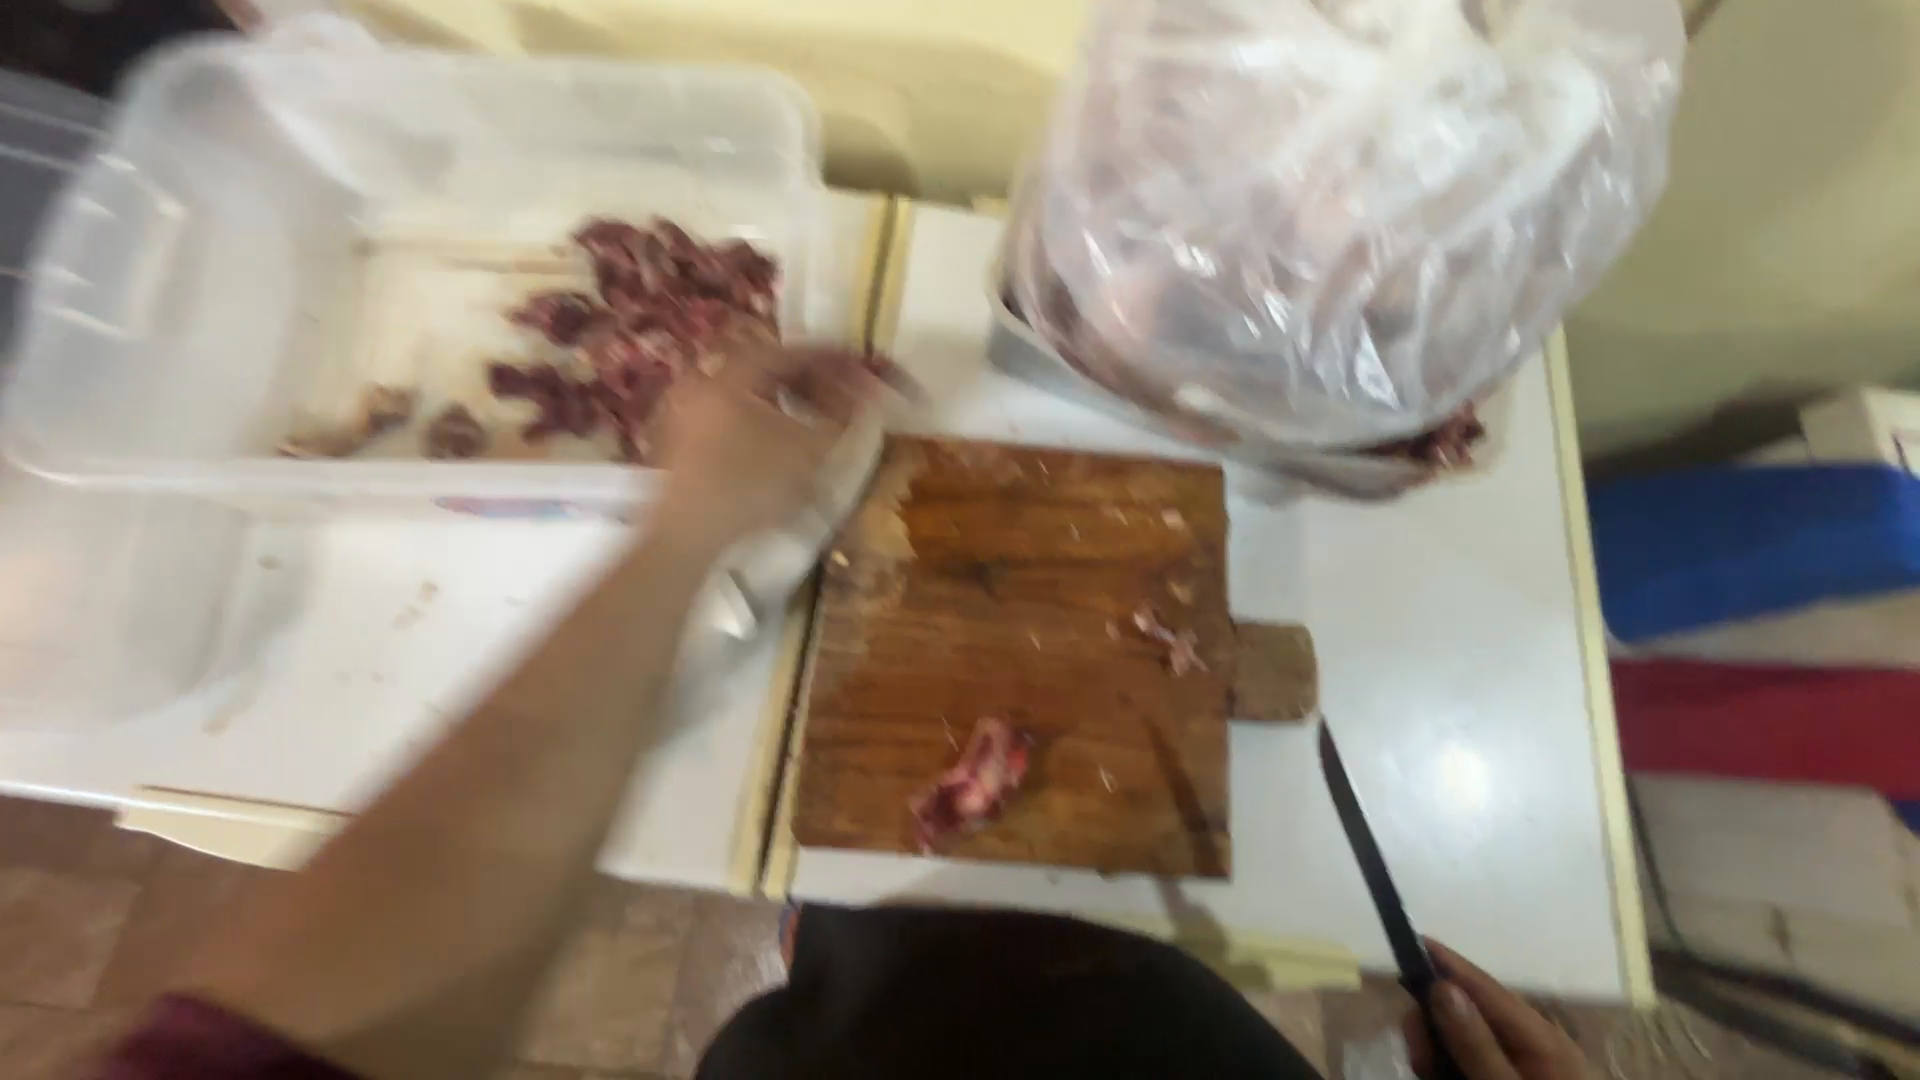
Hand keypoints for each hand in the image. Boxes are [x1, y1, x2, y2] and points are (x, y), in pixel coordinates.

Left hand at [656, 337, 882, 545]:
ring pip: (750, 395)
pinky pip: (735, 416)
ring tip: (820, 419)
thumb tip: (862, 396)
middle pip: (767, 370)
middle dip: (811, 380)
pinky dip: (767, 420)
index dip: (832, 357)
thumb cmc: (749, 487)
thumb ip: (842, 417)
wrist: (686, 537)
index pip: (790, 352)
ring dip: (789, 402)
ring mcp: (687, 413)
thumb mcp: (809, 451)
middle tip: (844, 393)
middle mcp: (703, 383)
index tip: (860, 365)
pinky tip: (785, 443)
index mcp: (730, 375)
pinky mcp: (683, 443)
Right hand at [1405, 940, 1595, 1079]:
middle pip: (1470, 1006)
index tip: (1409, 941)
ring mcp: (1529, 1063)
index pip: (1485, 986)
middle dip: (1433, 1021)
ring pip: (1466, 1030)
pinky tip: (1439, 1076)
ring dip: (1438, 1045)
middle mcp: (1537, 1043)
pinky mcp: (1516, 1077)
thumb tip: (1441, 986)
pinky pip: (1475, 1053)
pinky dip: (1452, 1061)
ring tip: (1426, 1073)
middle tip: (1417, 1060)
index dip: (1447, 962)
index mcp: (1544, 1041)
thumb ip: (1477, 1046)